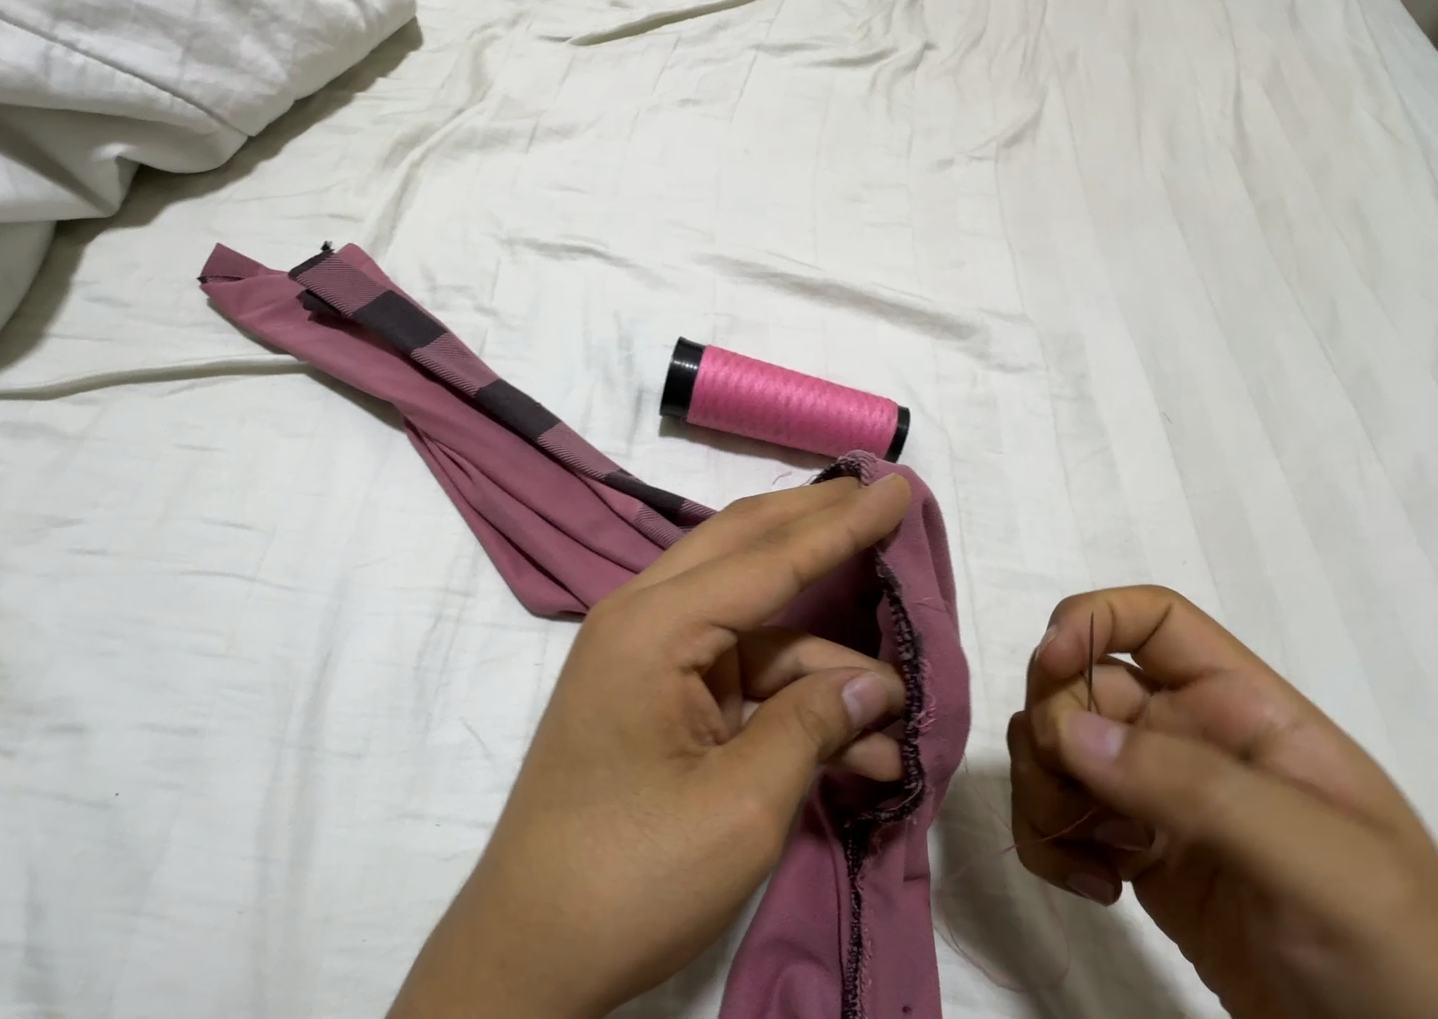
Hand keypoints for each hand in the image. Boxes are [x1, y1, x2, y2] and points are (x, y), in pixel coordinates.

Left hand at [389, 475, 913, 1018]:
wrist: (532, 951)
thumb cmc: (631, 876)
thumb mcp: (741, 805)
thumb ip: (813, 726)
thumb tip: (877, 681)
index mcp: (652, 626)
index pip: (767, 555)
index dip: (841, 524)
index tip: (897, 485)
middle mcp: (644, 623)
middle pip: (747, 554)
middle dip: (819, 531)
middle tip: (886, 499)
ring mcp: (649, 663)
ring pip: (755, 631)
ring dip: (826, 664)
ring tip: (905, 709)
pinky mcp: (659, 703)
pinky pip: (740, 679)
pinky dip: (796, 704)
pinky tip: (858, 751)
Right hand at [1009, 586, 1437, 1018]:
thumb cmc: (1400, 955)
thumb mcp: (1324, 864)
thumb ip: (1197, 788)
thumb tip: (1069, 732)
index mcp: (1245, 710)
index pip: (1153, 620)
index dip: (1091, 620)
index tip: (1050, 666)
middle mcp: (1189, 738)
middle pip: (1079, 686)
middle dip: (1054, 735)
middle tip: (1078, 803)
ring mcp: (1155, 798)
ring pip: (1053, 750)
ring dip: (1043, 794)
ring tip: (1089, 861)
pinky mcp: (1130, 853)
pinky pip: (1053, 816)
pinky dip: (1047, 842)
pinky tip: (1093, 887)